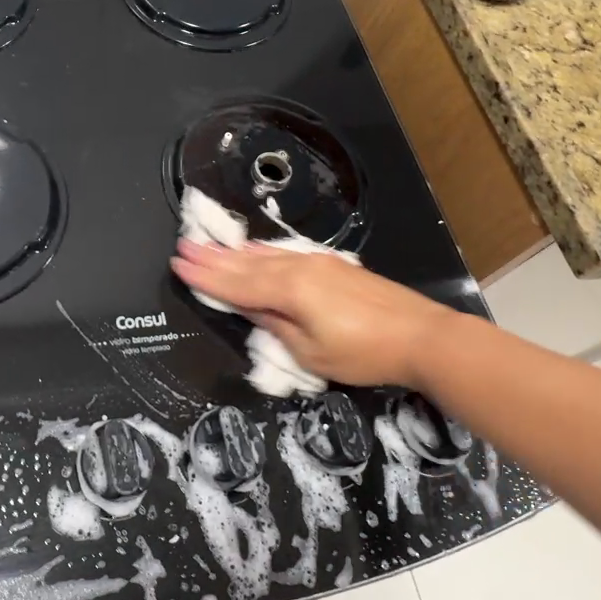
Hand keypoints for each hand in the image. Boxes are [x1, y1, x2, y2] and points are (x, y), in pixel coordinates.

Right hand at [169, 238, 460, 388]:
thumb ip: (274, 325)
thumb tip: (248, 307)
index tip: (179, 264)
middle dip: (214, 257)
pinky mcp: (332, 266)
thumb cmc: (364, 353)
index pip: (236, 283)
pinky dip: (261, 253)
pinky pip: (283, 255)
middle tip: (184, 246)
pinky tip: (255, 250)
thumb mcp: (311, 352)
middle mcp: (298, 268)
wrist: (421, 336)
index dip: (206, 276)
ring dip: (234, 252)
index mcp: (289, 290)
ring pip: (265, 255)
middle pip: (247, 263)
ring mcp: (317, 263)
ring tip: (209, 246)